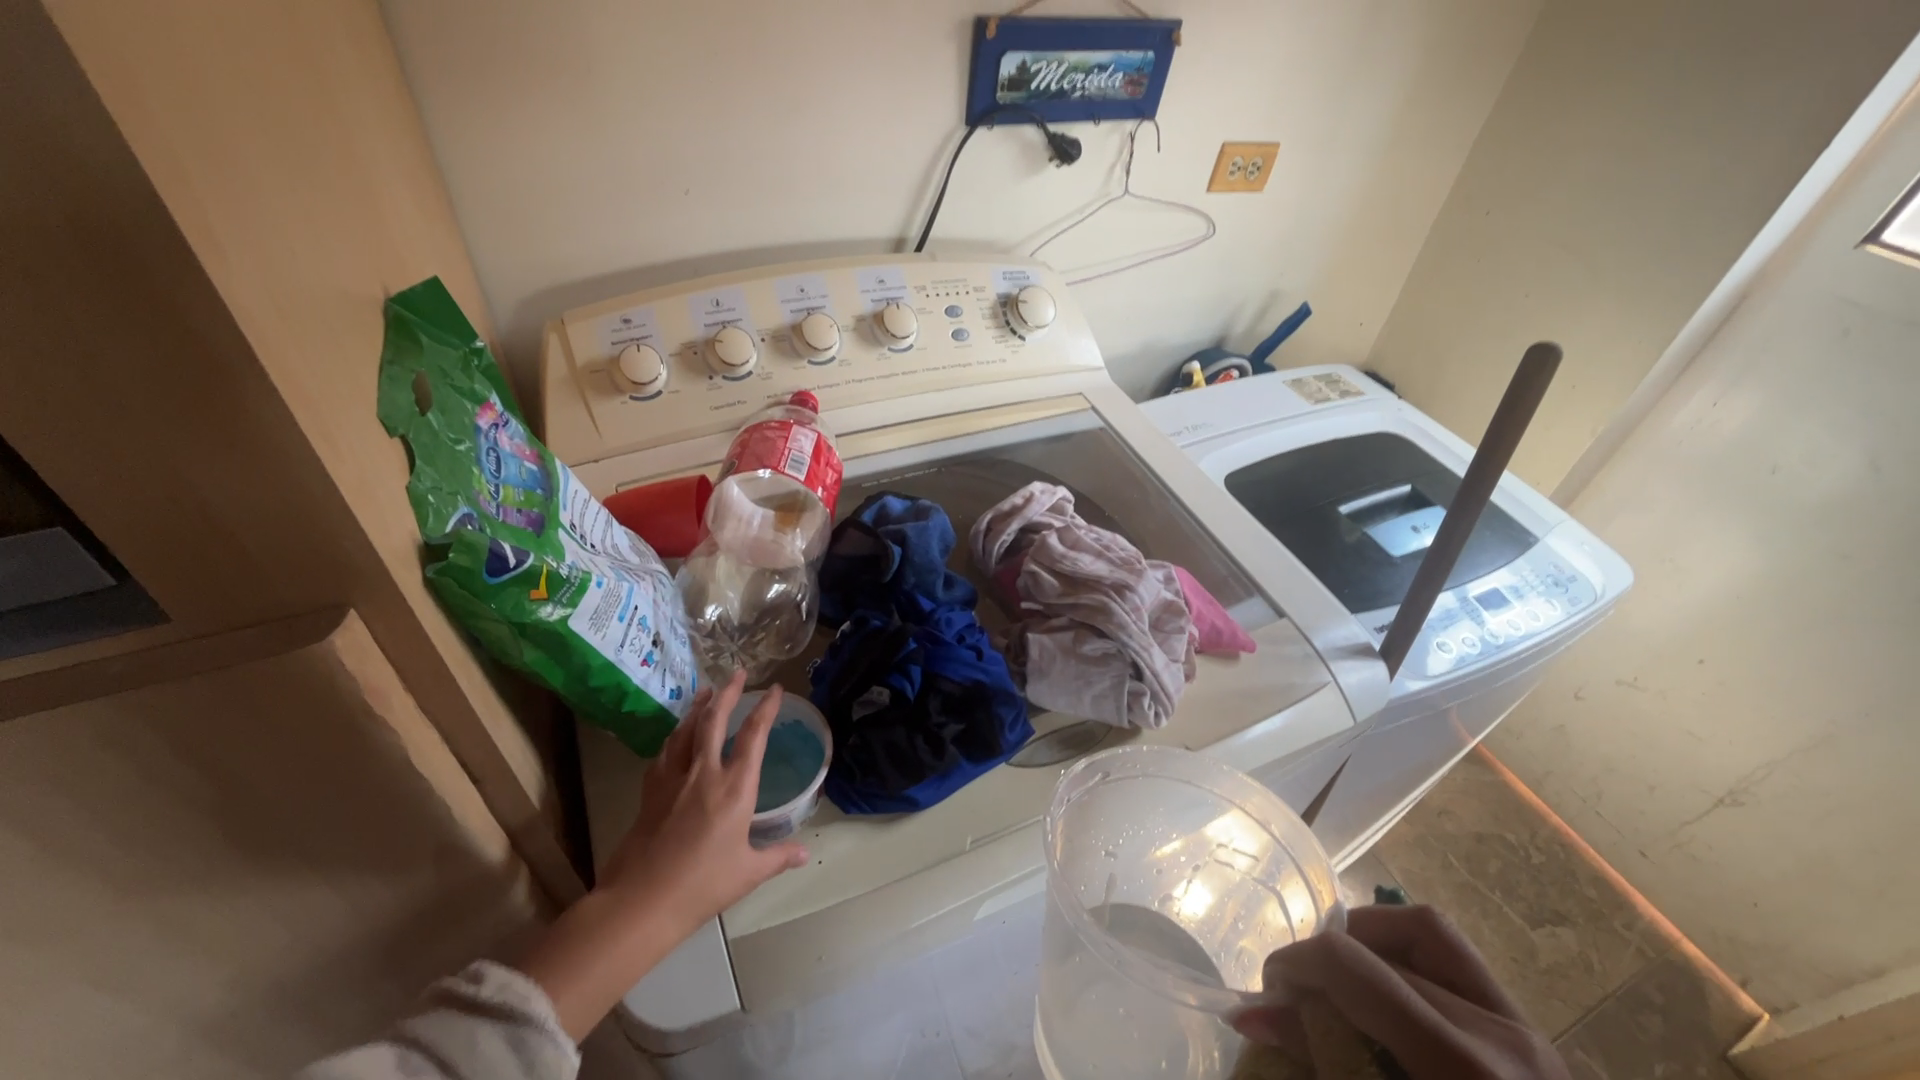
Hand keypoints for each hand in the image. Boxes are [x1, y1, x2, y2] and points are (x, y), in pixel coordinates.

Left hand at [602, 672, 810, 937]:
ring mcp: (672, 780)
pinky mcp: (650, 791)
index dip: (765, 710)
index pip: (754, 737)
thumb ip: (778, 856)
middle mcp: (703, 773)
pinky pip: (665, 751)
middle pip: (714, 720)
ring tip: (707, 691)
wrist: (641, 900)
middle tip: (737, 673)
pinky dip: (675, 735)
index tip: (775, 691)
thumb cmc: (703, 885)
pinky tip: (676, 736)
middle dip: (728, 693)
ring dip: (698, 707)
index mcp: (734, 788)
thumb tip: (805, 852)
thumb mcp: (748, 872)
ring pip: (685, 730)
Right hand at [1233, 904, 1569, 1079]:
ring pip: (1425, 930)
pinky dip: (1407, 958)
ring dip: (1367, 939)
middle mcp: (1500, 1033)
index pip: (1351, 966)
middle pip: (1381, 944)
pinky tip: (1385, 996)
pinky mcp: (1532, 1033)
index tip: (1267, 997)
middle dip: (1322, 959)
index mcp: (1461, 1068)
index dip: (1293, 964)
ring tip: (1339, 978)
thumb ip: (1320, 1067)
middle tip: (1295, 997)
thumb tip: (1251, 1015)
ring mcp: (1526, 1029)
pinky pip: (1456, 959)